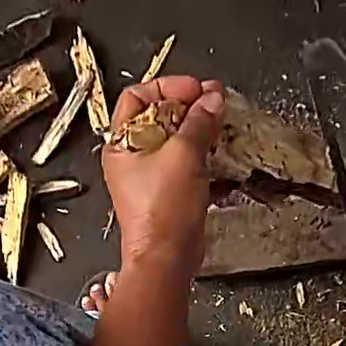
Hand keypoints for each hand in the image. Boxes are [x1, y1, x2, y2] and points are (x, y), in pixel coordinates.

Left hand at [102, 76, 225, 274]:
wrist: (167, 259)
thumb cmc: (163, 212)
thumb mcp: (183, 154)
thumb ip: (200, 121)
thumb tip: (212, 100)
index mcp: (121, 145)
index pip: (138, 97)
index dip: (167, 87)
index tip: (195, 90)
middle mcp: (132, 159)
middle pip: (159, 116)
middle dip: (190, 106)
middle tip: (215, 103)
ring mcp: (151, 178)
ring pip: (176, 141)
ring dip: (201, 131)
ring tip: (223, 124)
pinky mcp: (170, 194)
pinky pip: (187, 165)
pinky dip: (205, 157)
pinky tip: (223, 153)